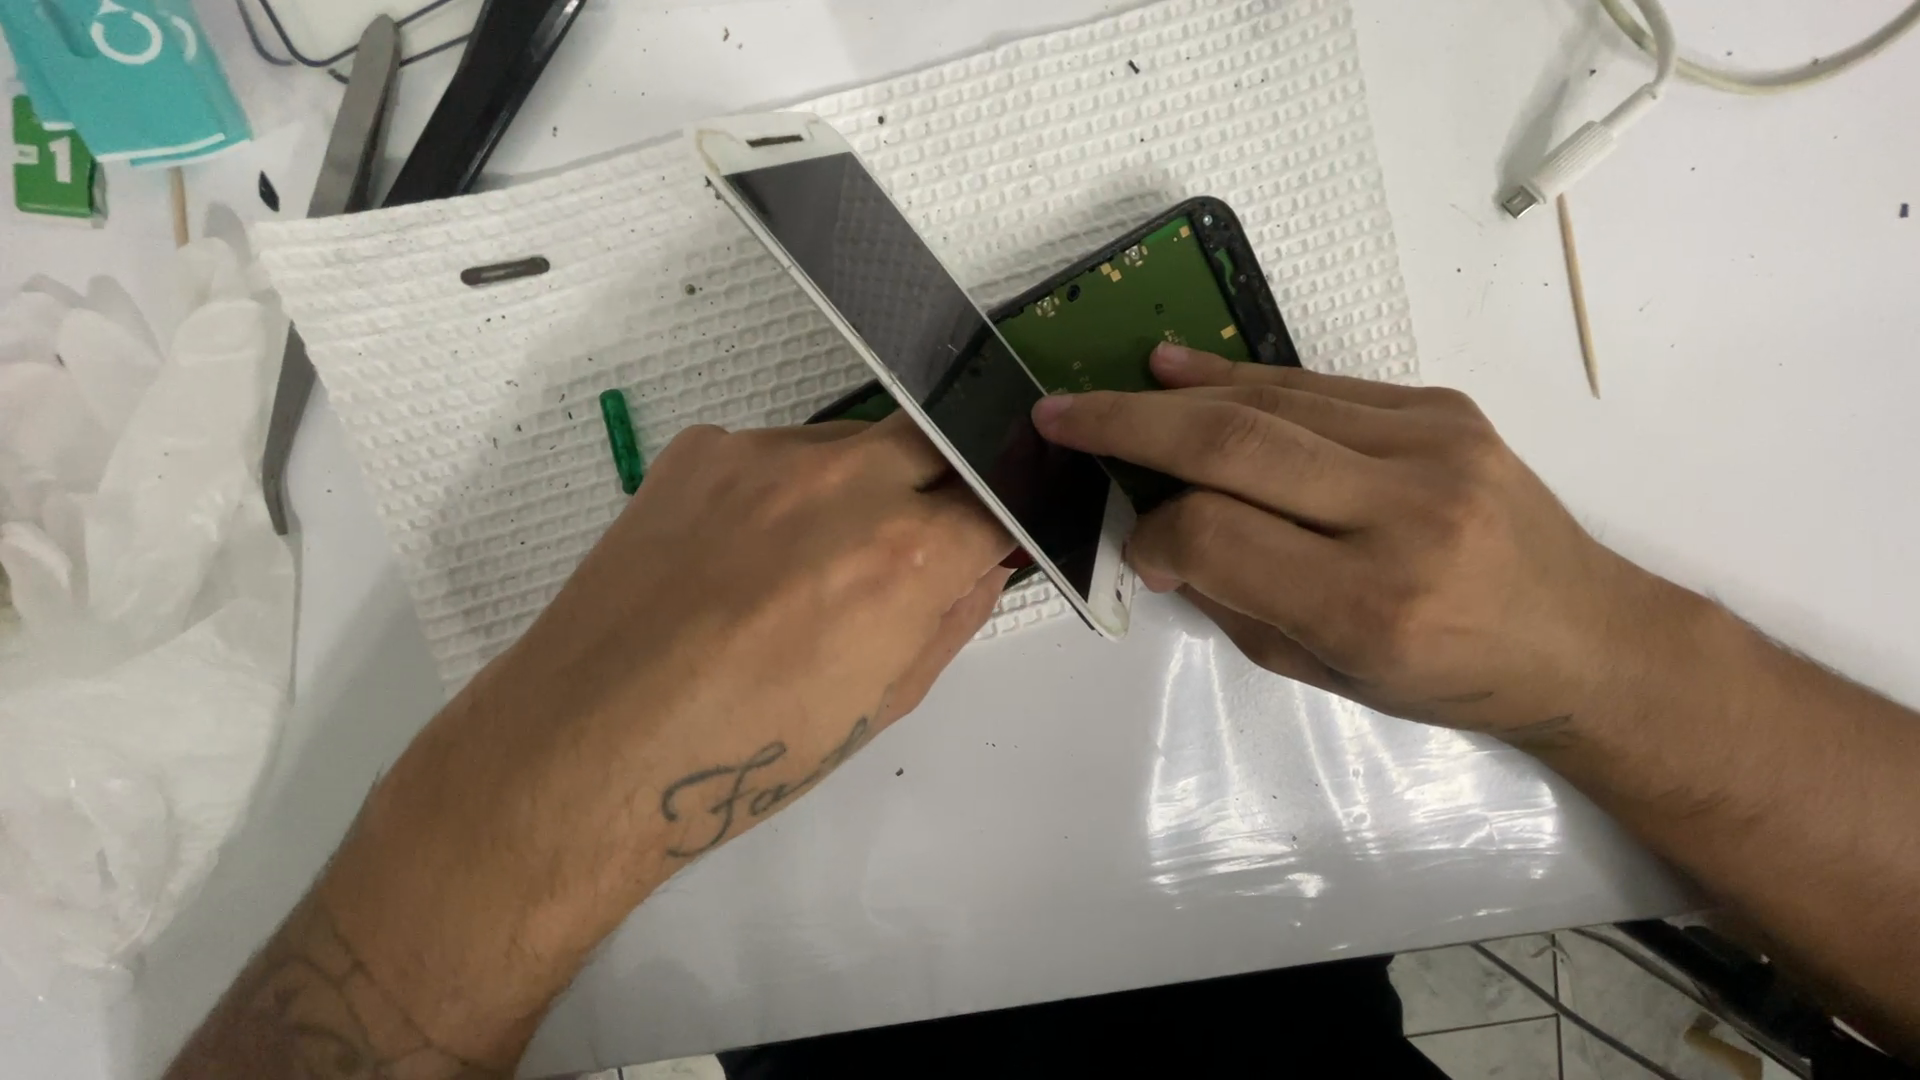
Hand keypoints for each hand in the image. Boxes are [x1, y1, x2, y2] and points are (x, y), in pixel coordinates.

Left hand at [313, 414, 1011, 1065]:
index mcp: (903, 555)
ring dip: (865, 485)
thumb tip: (988, 560)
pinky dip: (790, 490)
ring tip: (810, 559)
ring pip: (857, 442)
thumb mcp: (884, 703)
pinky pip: (780, 452)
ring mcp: (767, 452)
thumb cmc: (751, 751)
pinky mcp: (703, 447)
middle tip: (915, 539)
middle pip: (940, 438)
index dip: (1001, 524)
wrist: (589, 742)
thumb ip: (954, 617)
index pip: (997, 502)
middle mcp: (845, 479)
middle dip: (947, 482)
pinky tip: (745, 552)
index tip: (989, 541)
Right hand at [1031, 343, 1680, 739]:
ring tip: (1106, 395)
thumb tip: (1161, 540)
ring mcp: (1431, 447)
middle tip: (1058, 414)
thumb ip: (1234, 600)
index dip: (1153, 535)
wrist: (1588, 638)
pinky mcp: (1441, 409)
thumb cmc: (1448, 678)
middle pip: (1230, 447)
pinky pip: (1312, 386)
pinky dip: (1235, 378)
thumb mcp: (1325, 673)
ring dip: (1170, 397)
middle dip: (1125, 426)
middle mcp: (1403, 514)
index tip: (1138, 548)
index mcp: (1371, 604)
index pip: (1215, 536)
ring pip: (1265, 403)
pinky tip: (1179, 369)